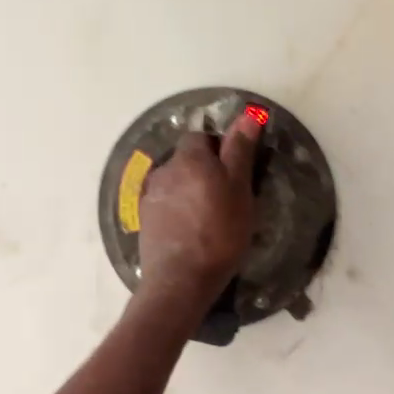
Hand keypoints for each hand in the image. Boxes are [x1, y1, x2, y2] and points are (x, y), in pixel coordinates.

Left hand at [137, 115, 257, 307]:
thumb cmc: (219, 233)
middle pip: (185, 160)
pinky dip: (178, 212)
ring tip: (208, 219)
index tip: (234, 173)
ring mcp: (150, 197)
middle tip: (225, 198)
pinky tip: (190, 233)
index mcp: (189, 158)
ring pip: (175, 184)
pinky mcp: (144, 221)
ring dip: (189, 193)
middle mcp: (164, 170)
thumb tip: (248, 113)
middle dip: (203, 171)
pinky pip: (165, 206)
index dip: (219, 150)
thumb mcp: (240, 190)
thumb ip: (240, 151)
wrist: (180, 280)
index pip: (201, 137)